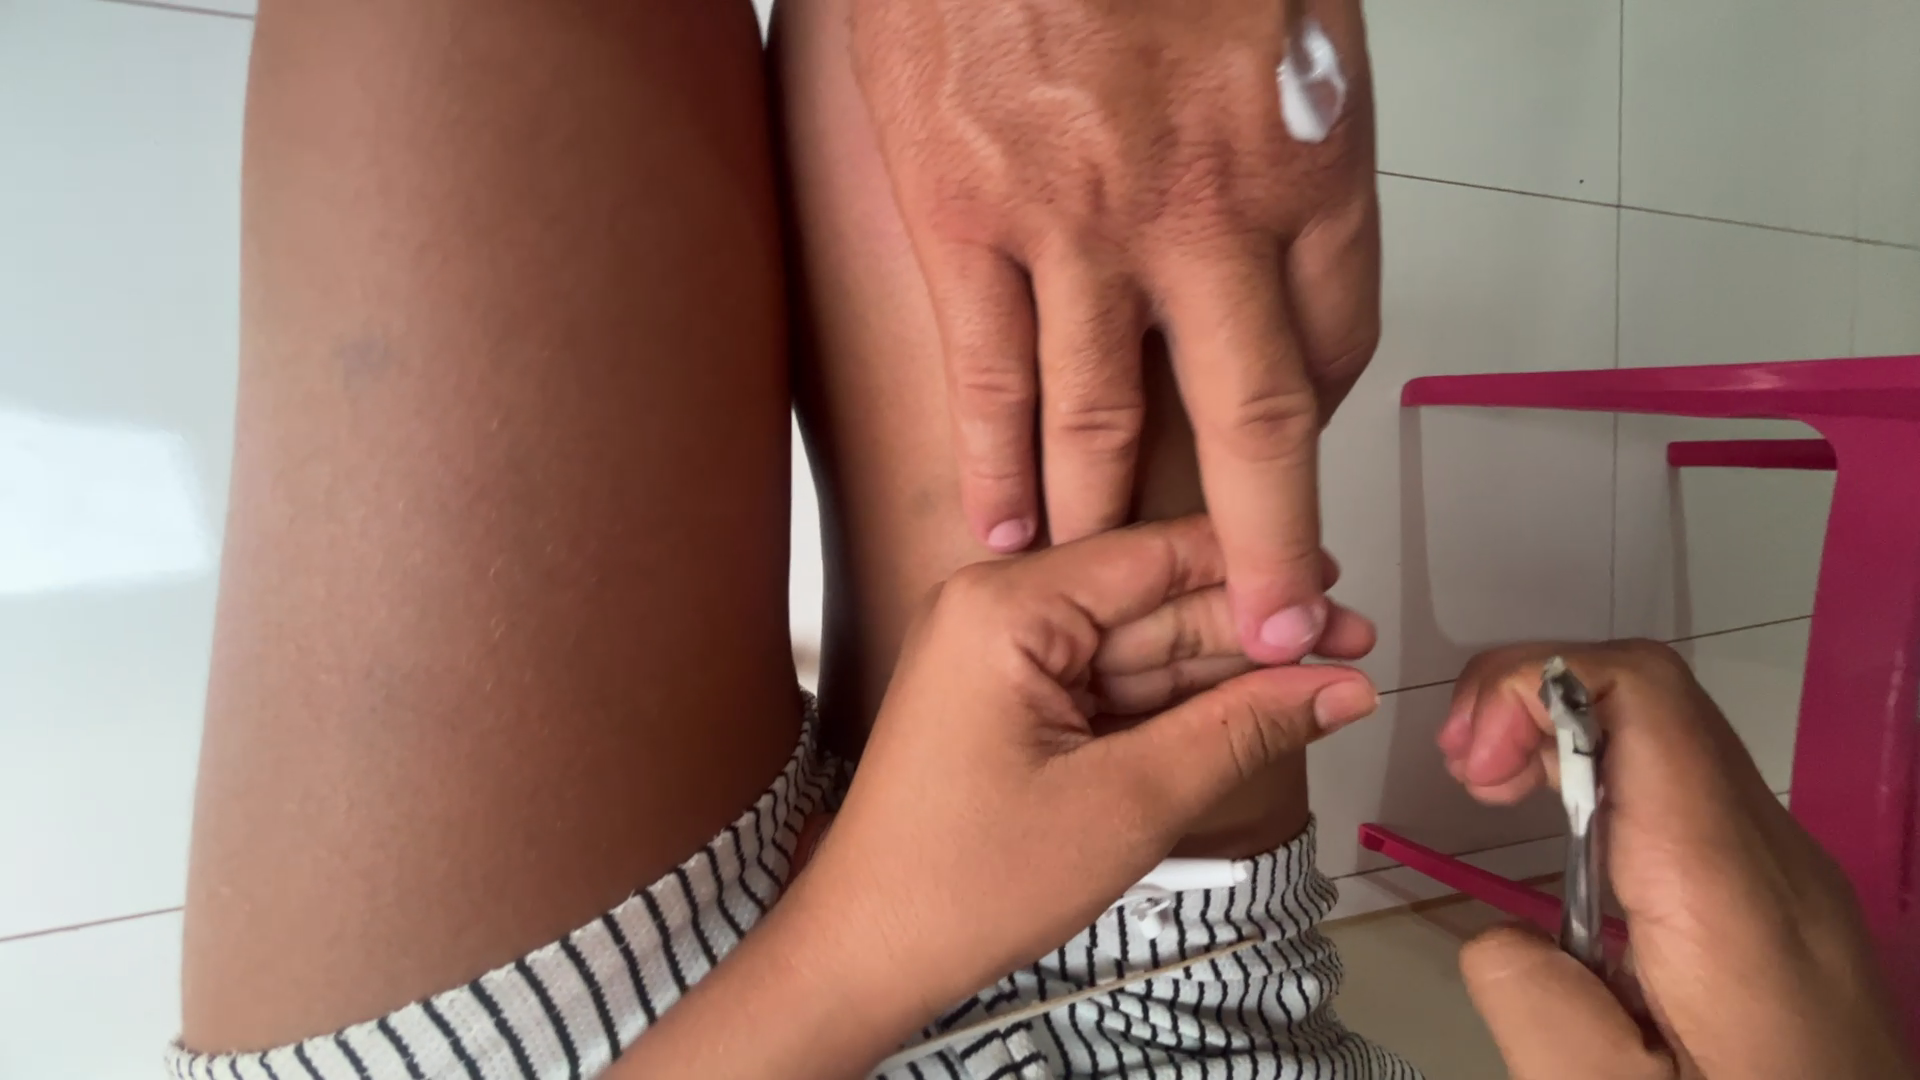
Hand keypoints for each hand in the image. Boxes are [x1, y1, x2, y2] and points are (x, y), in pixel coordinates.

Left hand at [616, 517, 1380, 1078]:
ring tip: (1319, 683)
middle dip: (1248, 632)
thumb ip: (1237, 730)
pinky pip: (1104, 679)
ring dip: (1220, 670)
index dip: (1253, 573)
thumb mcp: (1126, 802)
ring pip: (1134, 644)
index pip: (1154, 557)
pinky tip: (1243, 709)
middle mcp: (996, 605)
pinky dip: (1170, 700)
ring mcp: (1000, 648)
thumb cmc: (968, 880)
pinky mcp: (1009, 690)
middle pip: (1149, 601)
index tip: (1339, 594)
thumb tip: (1335, 686)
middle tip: (1350, 651)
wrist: (870, 948)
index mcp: (1006, 603)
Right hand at [848, 0, 1380, 663]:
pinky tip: (1003, 528)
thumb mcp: (1285, 8)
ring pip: (1102, 418)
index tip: (1289, 466)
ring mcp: (1074, 227)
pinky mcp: (968, 226)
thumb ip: (1293, 143)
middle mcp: (1194, 210)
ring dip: (1109, 521)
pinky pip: (991, 376)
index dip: (1314, 420)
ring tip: (1110, 589)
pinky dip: (997, 465)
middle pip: (1250, 417)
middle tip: (1270, 618)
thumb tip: (1271, 254)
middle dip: (1263, 537)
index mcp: (1295, 149)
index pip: (1331, 336)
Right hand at [1438, 642, 1911, 1079]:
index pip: (1646, 695)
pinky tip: (1539, 807)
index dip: (1533, 686)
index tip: (1471, 767)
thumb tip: (1502, 929)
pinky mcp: (1758, 869)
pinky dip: (1575, 753)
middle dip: (1521, 698)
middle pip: (1644, 686)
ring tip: (1485, 783)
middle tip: (1464, 771)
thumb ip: (1526, 994)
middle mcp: (1766, 845)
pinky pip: (1661, 759)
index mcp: (1725, 884)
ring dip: (1543, 722)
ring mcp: (1772, 852)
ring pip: (1651, 713)